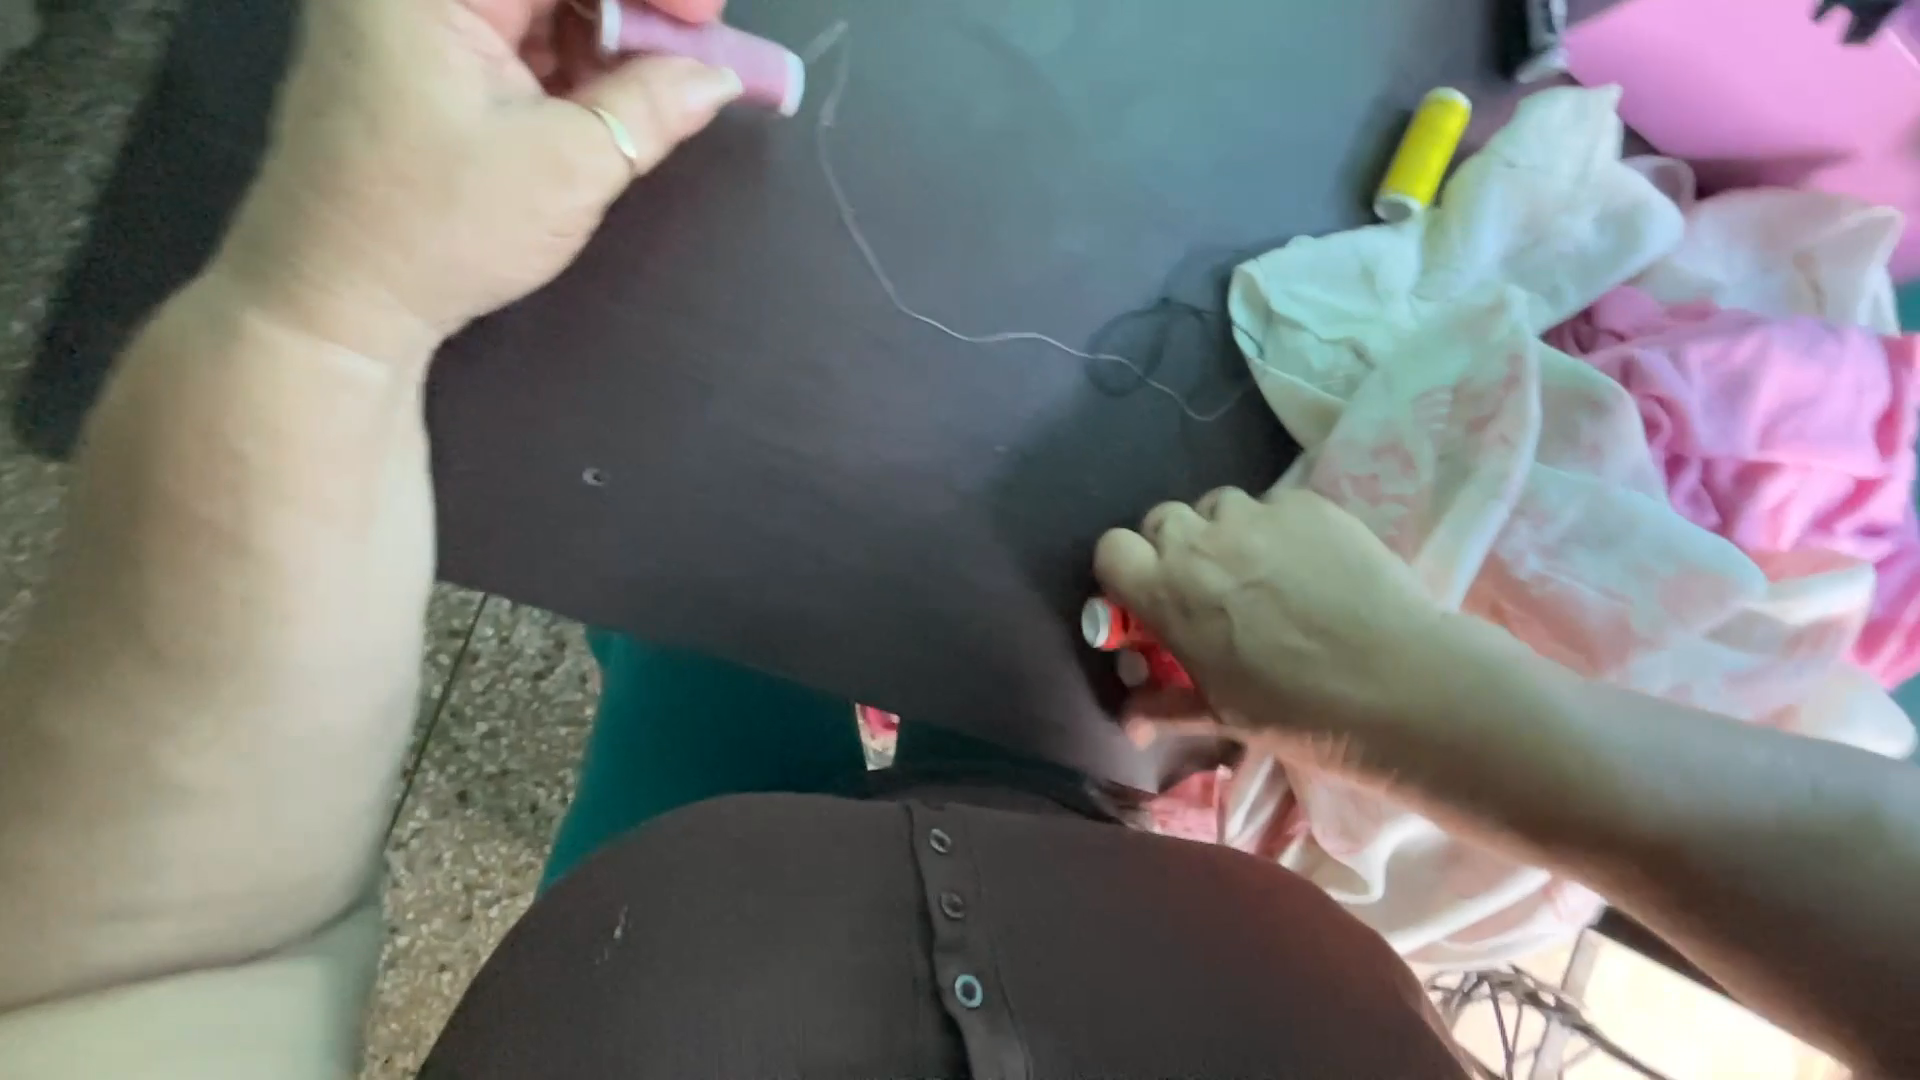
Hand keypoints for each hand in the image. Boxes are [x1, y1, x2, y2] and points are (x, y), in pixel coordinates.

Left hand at [215, 0, 744, 367]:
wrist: (343, 292)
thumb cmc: (448, 227)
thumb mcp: (569, 166)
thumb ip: (650, 109)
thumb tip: (718, 78)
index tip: (706, 25)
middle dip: (629, 7)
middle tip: (691, 55)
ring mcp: (411, 10)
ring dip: (604, 32)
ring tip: (652, 89)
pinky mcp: (420, 48)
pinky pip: (512, 28)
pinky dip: (568, 55)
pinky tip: (599, 96)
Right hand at [1094, 488, 1493, 771]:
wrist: (1402, 685)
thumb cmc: (1297, 710)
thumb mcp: (1221, 714)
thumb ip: (1164, 707)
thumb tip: (1128, 723)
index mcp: (1166, 591)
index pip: (1111, 548)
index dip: (1125, 568)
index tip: (1148, 594)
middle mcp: (1200, 542)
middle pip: (1161, 520)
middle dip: (1174, 547)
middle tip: (1208, 585)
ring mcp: (1256, 516)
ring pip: (1218, 505)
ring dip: (1225, 532)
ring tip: (1262, 569)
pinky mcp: (1307, 504)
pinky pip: (1274, 504)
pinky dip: (1278, 527)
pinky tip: (1310, 563)